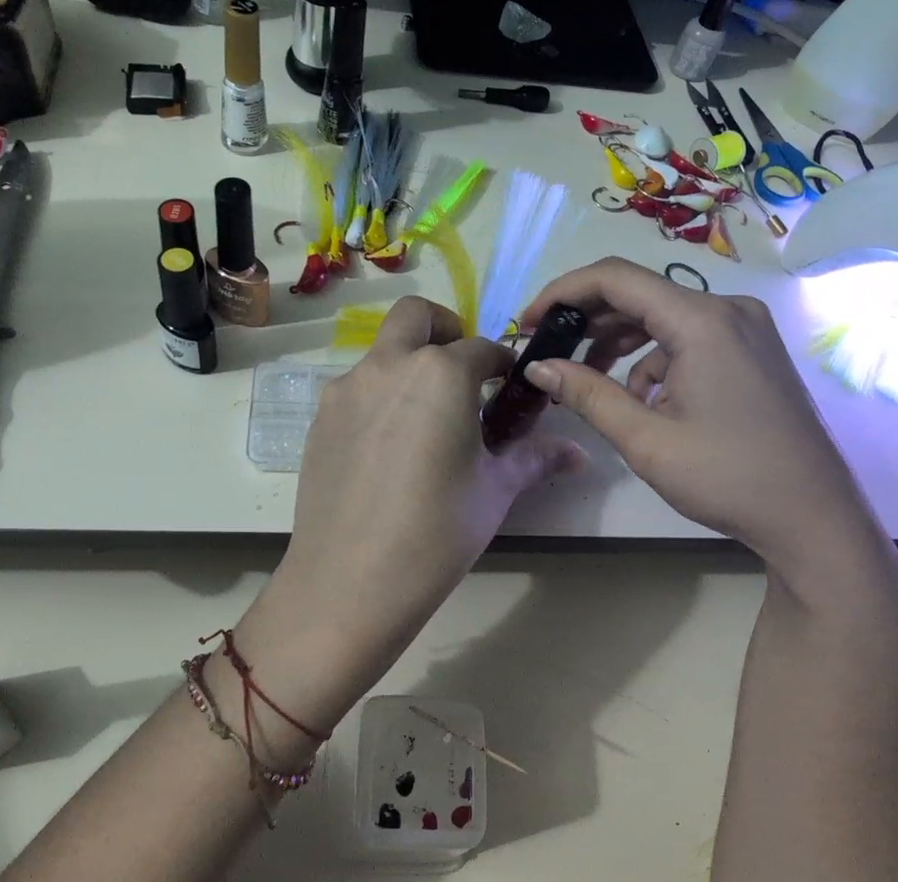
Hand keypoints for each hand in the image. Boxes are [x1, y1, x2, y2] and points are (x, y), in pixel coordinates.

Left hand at [233, 297, 579, 745]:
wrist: (349, 581)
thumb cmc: (437, 532)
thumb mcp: (494, 491)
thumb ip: (534, 458)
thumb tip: (578, 452)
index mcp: (439, 373)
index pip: (481, 347)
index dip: (500, 364)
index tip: (508, 388)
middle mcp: (388, 366)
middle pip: (416, 316)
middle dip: (444, 329)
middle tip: (462, 372)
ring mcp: (346, 390)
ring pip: (382, 353)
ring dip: (408, 365)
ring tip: (426, 422)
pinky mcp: (319, 420)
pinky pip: (356, 389)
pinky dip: (380, 397)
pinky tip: (390, 450)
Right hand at [519, 258, 891, 584]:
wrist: (815, 517)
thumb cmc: (728, 478)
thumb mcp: (646, 439)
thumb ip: (587, 394)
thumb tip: (538, 366)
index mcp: (701, 320)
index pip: (615, 278)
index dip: (562, 293)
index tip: (528, 322)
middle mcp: (727, 308)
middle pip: (640, 293)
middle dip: (588, 320)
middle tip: (548, 352)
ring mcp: (747, 328)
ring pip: (664, 316)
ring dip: (620, 341)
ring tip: (588, 381)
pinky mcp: (754, 350)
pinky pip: (690, 337)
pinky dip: (655, 358)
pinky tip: (643, 399)